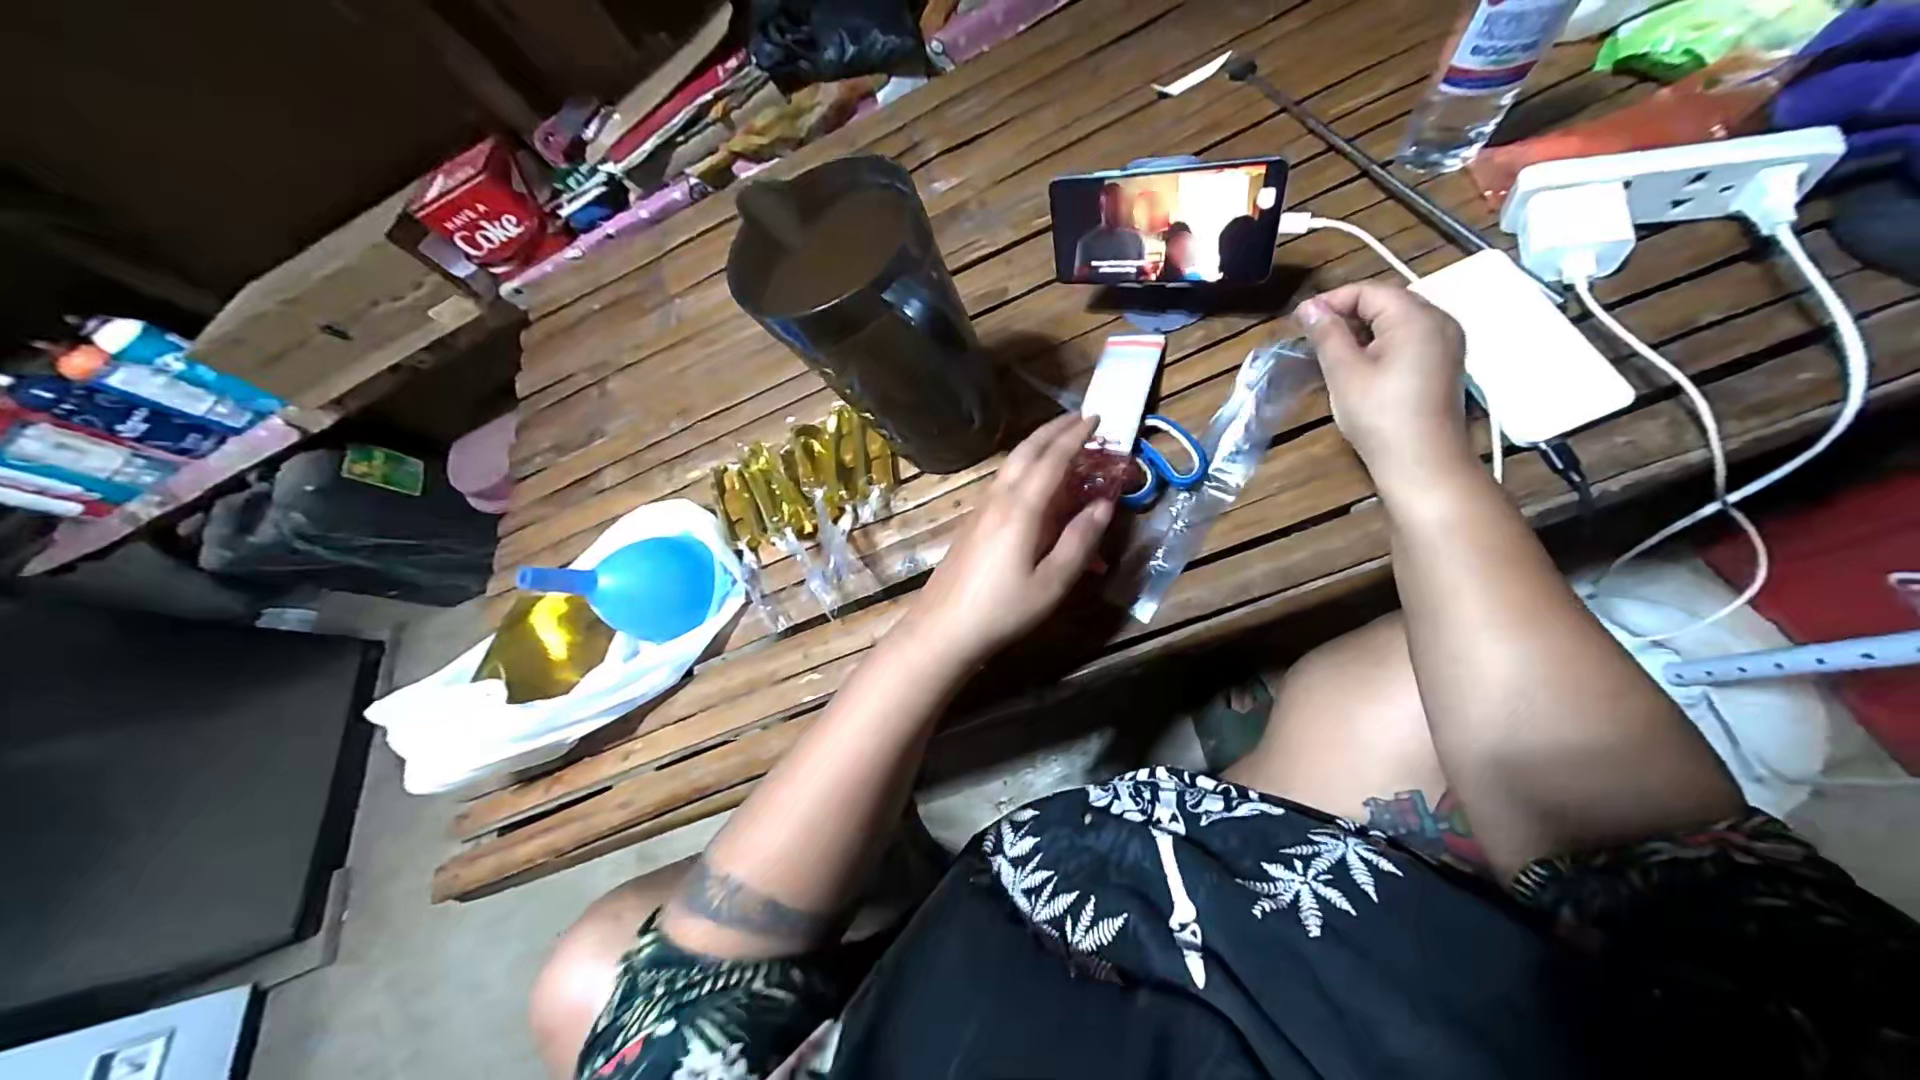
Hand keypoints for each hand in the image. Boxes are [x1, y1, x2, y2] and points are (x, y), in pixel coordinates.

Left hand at [902, 413, 1114, 667]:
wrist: (942, 629)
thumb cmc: (1003, 610)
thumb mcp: (1052, 582)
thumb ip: (1080, 540)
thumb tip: (1104, 505)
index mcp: (1021, 509)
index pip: (1052, 459)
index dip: (1075, 436)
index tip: (1096, 418)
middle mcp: (998, 499)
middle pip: (1026, 452)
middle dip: (1054, 430)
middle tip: (1080, 420)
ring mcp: (981, 510)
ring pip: (1012, 465)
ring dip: (1038, 448)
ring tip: (1062, 445)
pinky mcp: (973, 523)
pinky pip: (1004, 485)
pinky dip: (1026, 472)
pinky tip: (1037, 488)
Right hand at [1294, 282, 1473, 488]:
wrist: (1422, 462)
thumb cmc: (1379, 415)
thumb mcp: (1344, 372)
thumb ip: (1327, 334)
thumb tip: (1309, 307)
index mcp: (1416, 317)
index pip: (1369, 291)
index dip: (1331, 301)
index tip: (1299, 321)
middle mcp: (1439, 320)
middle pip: (1387, 302)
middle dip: (1347, 313)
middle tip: (1312, 336)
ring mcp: (1447, 342)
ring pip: (1398, 321)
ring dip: (1363, 329)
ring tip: (1331, 350)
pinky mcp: (1445, 363)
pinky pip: (1410, 339)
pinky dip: (1381, 343)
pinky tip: (1360, 365)